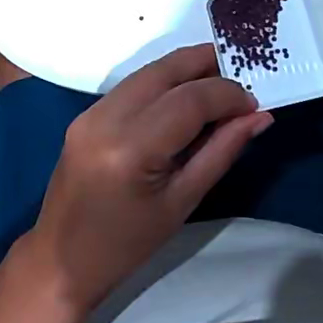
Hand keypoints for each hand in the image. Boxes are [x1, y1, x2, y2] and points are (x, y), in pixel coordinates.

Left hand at [19, 45, 271, 310]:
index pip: (189, 100)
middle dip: (206, 63)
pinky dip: (162, 83)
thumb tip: (259, 115)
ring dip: (185, 70)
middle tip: (243, 71)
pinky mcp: (84, 115)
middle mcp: (105, 119)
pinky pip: (131, 86)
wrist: (63, 259)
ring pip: (147, 72)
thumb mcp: (183, 202)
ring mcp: (89, 114)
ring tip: (220, 83)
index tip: (255, 103)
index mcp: (130, 149)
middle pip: (165, 70)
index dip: (227, 94)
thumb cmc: (128, 244)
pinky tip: (185, 96)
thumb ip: (221, 151)